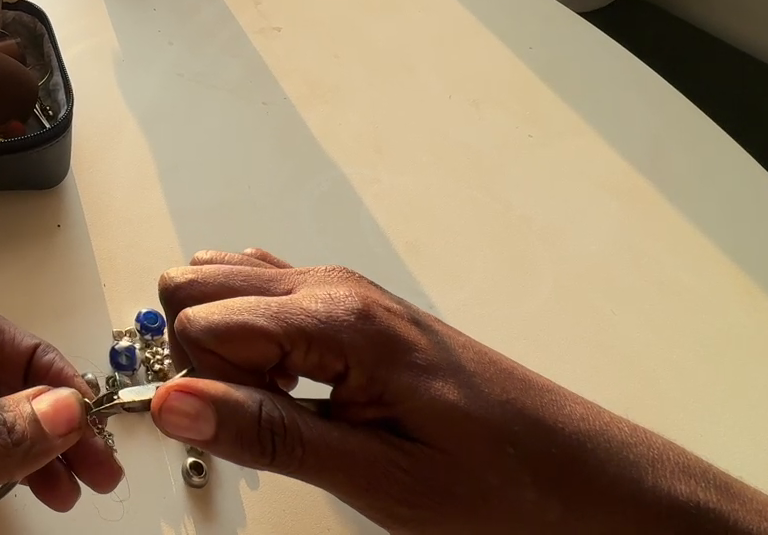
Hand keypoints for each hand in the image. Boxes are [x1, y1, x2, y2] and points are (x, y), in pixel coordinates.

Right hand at [152, 251, 767, 534]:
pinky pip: (255, 283)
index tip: (246, 430)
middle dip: (197, 352)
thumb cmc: (505, 490)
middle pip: (189, 283)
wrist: (599, 483)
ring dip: (218, 337)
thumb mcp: (380, 483)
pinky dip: (243, 325)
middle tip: (257, 413)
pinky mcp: (343, 299)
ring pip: (213, 276)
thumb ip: (265, 434)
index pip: (198, 323)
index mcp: (332, 319)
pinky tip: (286, 375)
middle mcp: (324, 283)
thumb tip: (169, 404)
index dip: (203, 384)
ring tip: (277, 398)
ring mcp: (333, 284)